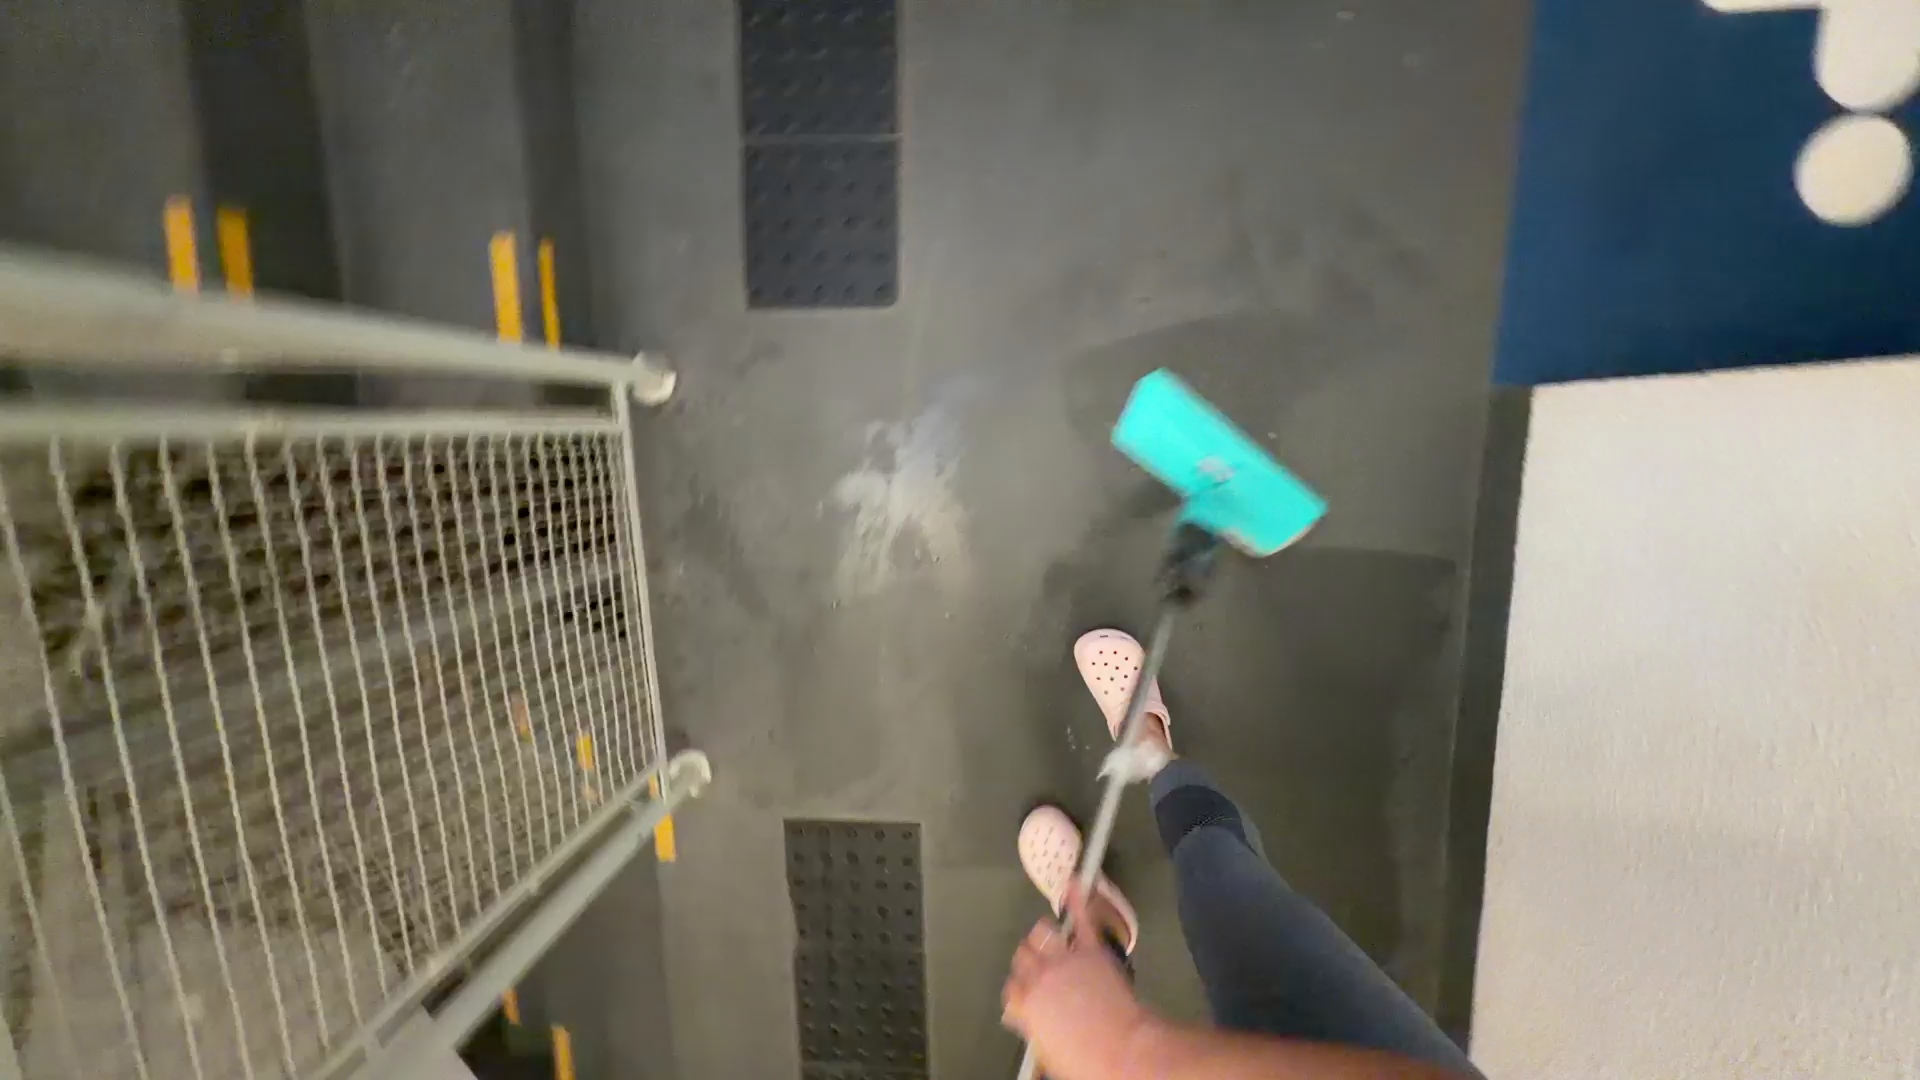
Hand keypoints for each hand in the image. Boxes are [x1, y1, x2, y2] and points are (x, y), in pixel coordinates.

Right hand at [1002, 887, 1154, 1079]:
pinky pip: (1081, 918)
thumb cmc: (1090, 1063)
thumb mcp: (1051, 1056)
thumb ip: (1034, 1029)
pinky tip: (1073, 883)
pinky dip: (1076, 899)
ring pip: (1042, 932)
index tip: (1023, 990)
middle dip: (1027, 958)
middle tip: (1036, 962)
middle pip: (1022, 954)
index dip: (1018, 987)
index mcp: (1027, 1004)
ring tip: (1048, 935)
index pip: (1011, 987)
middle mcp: (1041, 976)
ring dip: (1043, 935)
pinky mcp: (1091, 950)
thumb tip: (1026, 1019)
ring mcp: (1066, 959)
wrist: (1126, 1053)